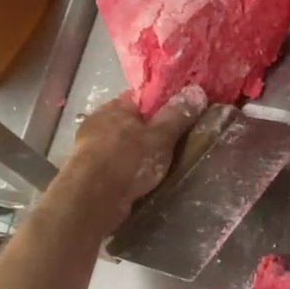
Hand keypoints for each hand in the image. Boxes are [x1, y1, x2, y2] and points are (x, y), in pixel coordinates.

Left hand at [53, 86, 206, 233]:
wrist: (92, 197)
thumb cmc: (127, 159)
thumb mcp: (160, 136)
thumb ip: (178, 115)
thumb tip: (197, 90)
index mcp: (116, 106)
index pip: (143, 96)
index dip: (164, 102)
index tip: (184, 112)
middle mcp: (100, 121)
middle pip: (133, 120)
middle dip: (153, 129)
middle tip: (178, 140)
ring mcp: (93, 147)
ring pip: (125, 143)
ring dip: (140, 150)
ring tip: (164, 162)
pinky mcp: (92, 170)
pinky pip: (118, 162)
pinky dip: (131, 167)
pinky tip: (144, 177)